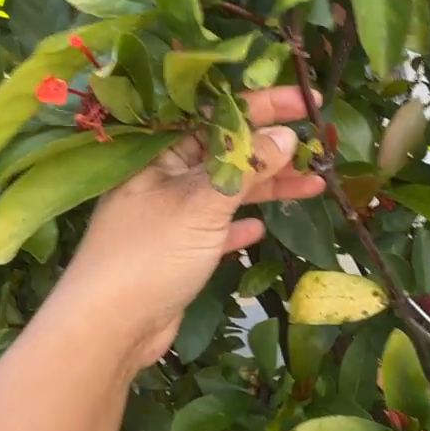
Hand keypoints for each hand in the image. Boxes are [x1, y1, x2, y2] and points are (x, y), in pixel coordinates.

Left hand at [51, 87, 325, 369]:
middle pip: (226, 152)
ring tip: (314, 185)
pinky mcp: (178, 251)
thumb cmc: (149, 255)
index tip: (306, 101)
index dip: (263, 105)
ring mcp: (170, 216)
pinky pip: (216, 229)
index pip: (217, 115)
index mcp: (160, 154)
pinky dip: (238, 226)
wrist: (109, 329)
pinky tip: (260, 227)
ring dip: (267, 188)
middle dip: (272, 148)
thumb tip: (288, 135)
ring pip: (227, 192)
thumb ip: (244, 168)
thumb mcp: (201, 204)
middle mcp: (164, 177)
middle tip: (320, 142)